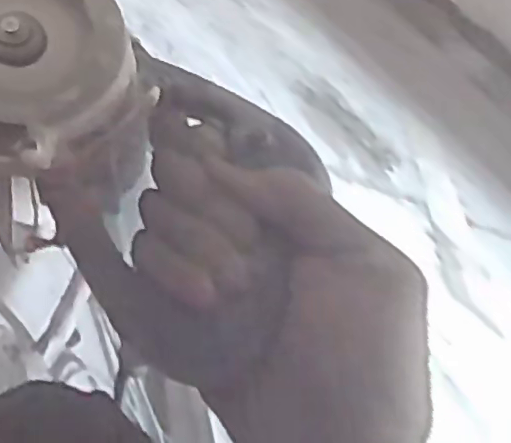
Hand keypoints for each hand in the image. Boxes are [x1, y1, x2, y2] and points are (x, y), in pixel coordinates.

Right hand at [137, 148, 430, 442]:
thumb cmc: (363, 357)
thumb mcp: (372, 270)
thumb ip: (302, 201)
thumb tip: (214, 160)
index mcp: (272, 211)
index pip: (214, 152)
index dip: (208, 162)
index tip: (221, 187)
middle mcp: (225, 223)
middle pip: (175, 176)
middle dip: (202, 213)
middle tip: (244, 259)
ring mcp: (191, 257)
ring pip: (153, 211)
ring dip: (187, 247)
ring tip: (227, 295)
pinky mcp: (162, 291)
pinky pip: (138, 253)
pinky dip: (165, 270)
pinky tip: (198, 300)